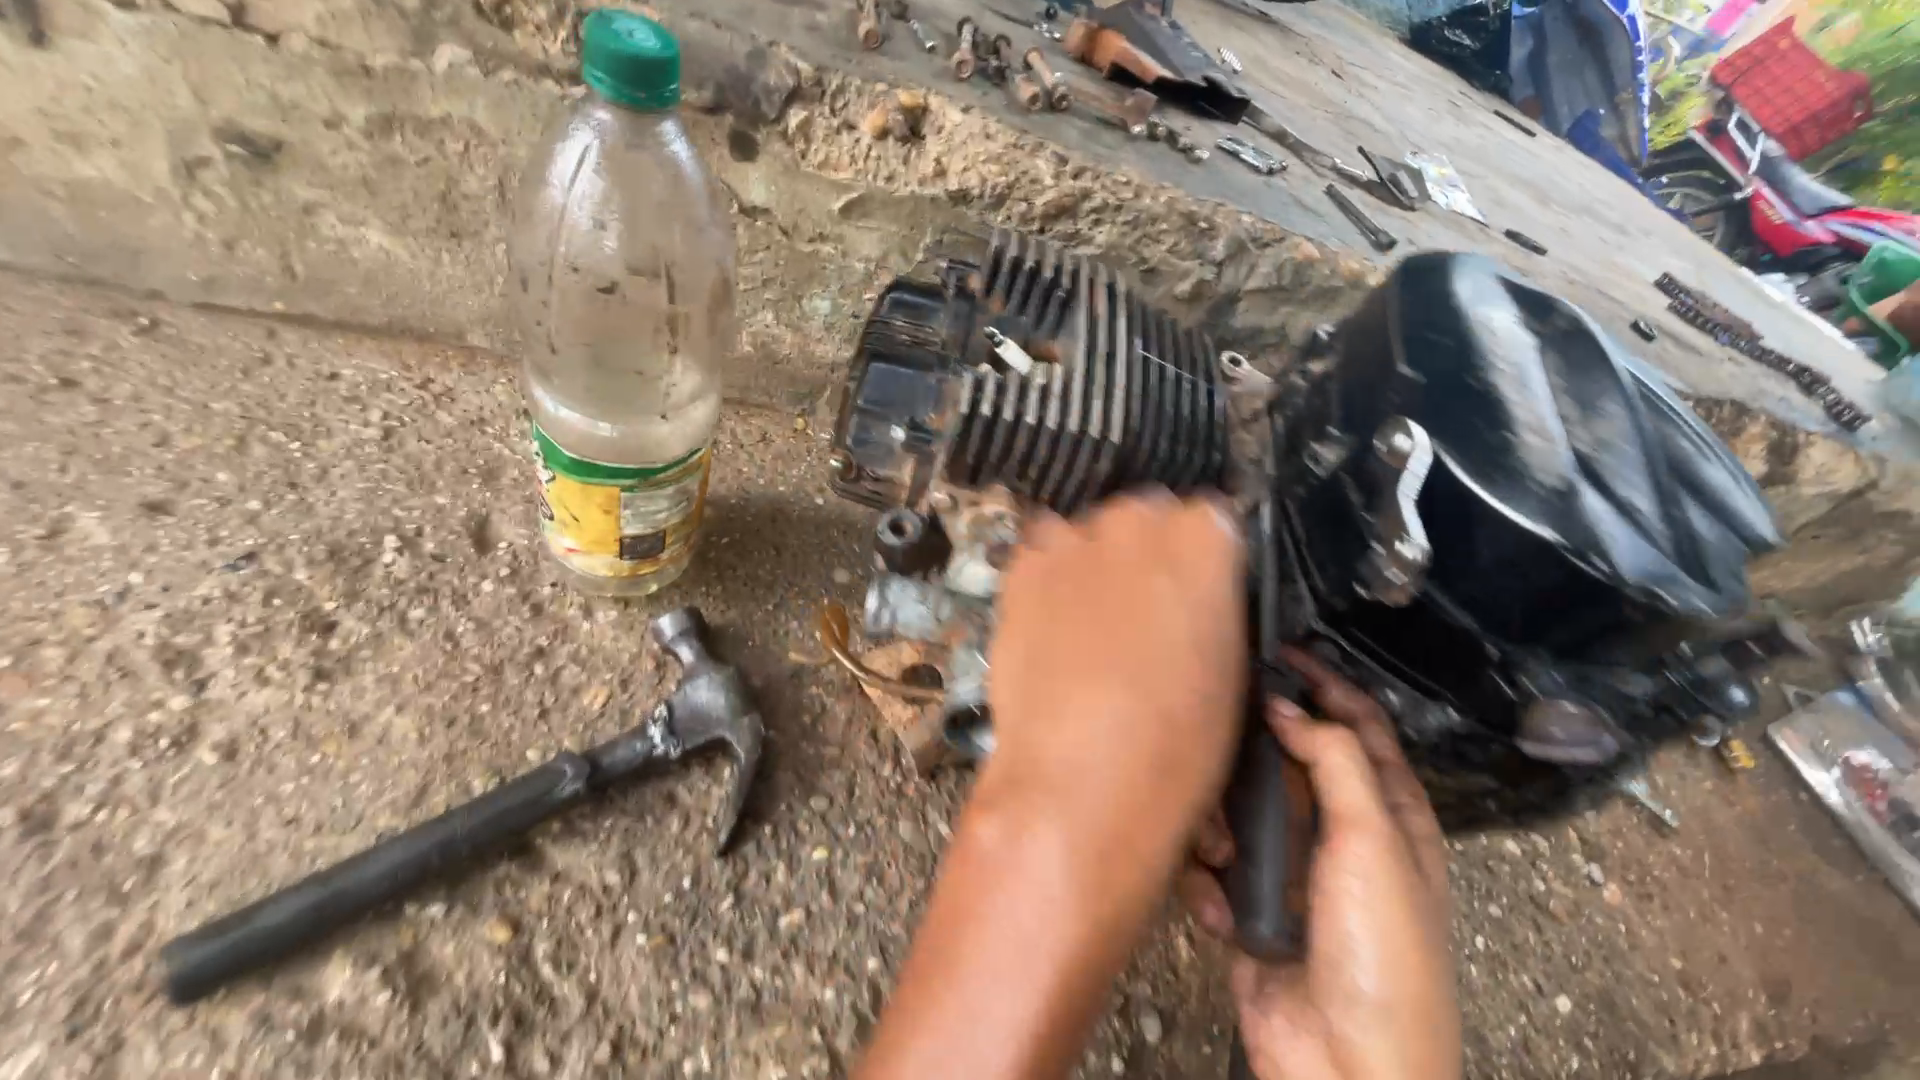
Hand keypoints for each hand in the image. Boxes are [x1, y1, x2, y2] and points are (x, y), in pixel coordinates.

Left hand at [856, 493, 1245, 1079]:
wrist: (1082, 778)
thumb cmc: (1172, 742)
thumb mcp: (1227, 668)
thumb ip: (1212, 605)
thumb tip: (1197, 593)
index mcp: (1205, 540)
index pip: (1210, 520)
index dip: (1200, 561)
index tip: (1193, 590)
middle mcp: (1136, 523)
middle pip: (1145, 519)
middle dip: (1145, 557)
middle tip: (1143, 615)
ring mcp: (1072, 541)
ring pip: (1089, 536)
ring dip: (1094, 567)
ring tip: (1092, 628)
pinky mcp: (1021, 569)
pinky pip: (1042, 558)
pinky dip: (1049, 581)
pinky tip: (1055, 628)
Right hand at [1182, 648, 1458, 1079]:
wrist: (1345, 1062)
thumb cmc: (1381, 950)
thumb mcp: (1373, 841)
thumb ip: (1334, 760)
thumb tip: (1287, 705)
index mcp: (1389, 814)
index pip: (1359, 726)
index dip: (1326, 683)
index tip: (1281, 652)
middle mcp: (1340, 836)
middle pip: (1287, 765)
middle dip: (1253, 759)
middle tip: (1220, 744)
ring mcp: (1293, 874)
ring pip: (1242, 813)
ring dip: (1221, 827)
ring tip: (1221, 850)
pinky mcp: (1251, 908)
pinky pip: (1214, 869)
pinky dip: (1208, 882)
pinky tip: (1218, 905)